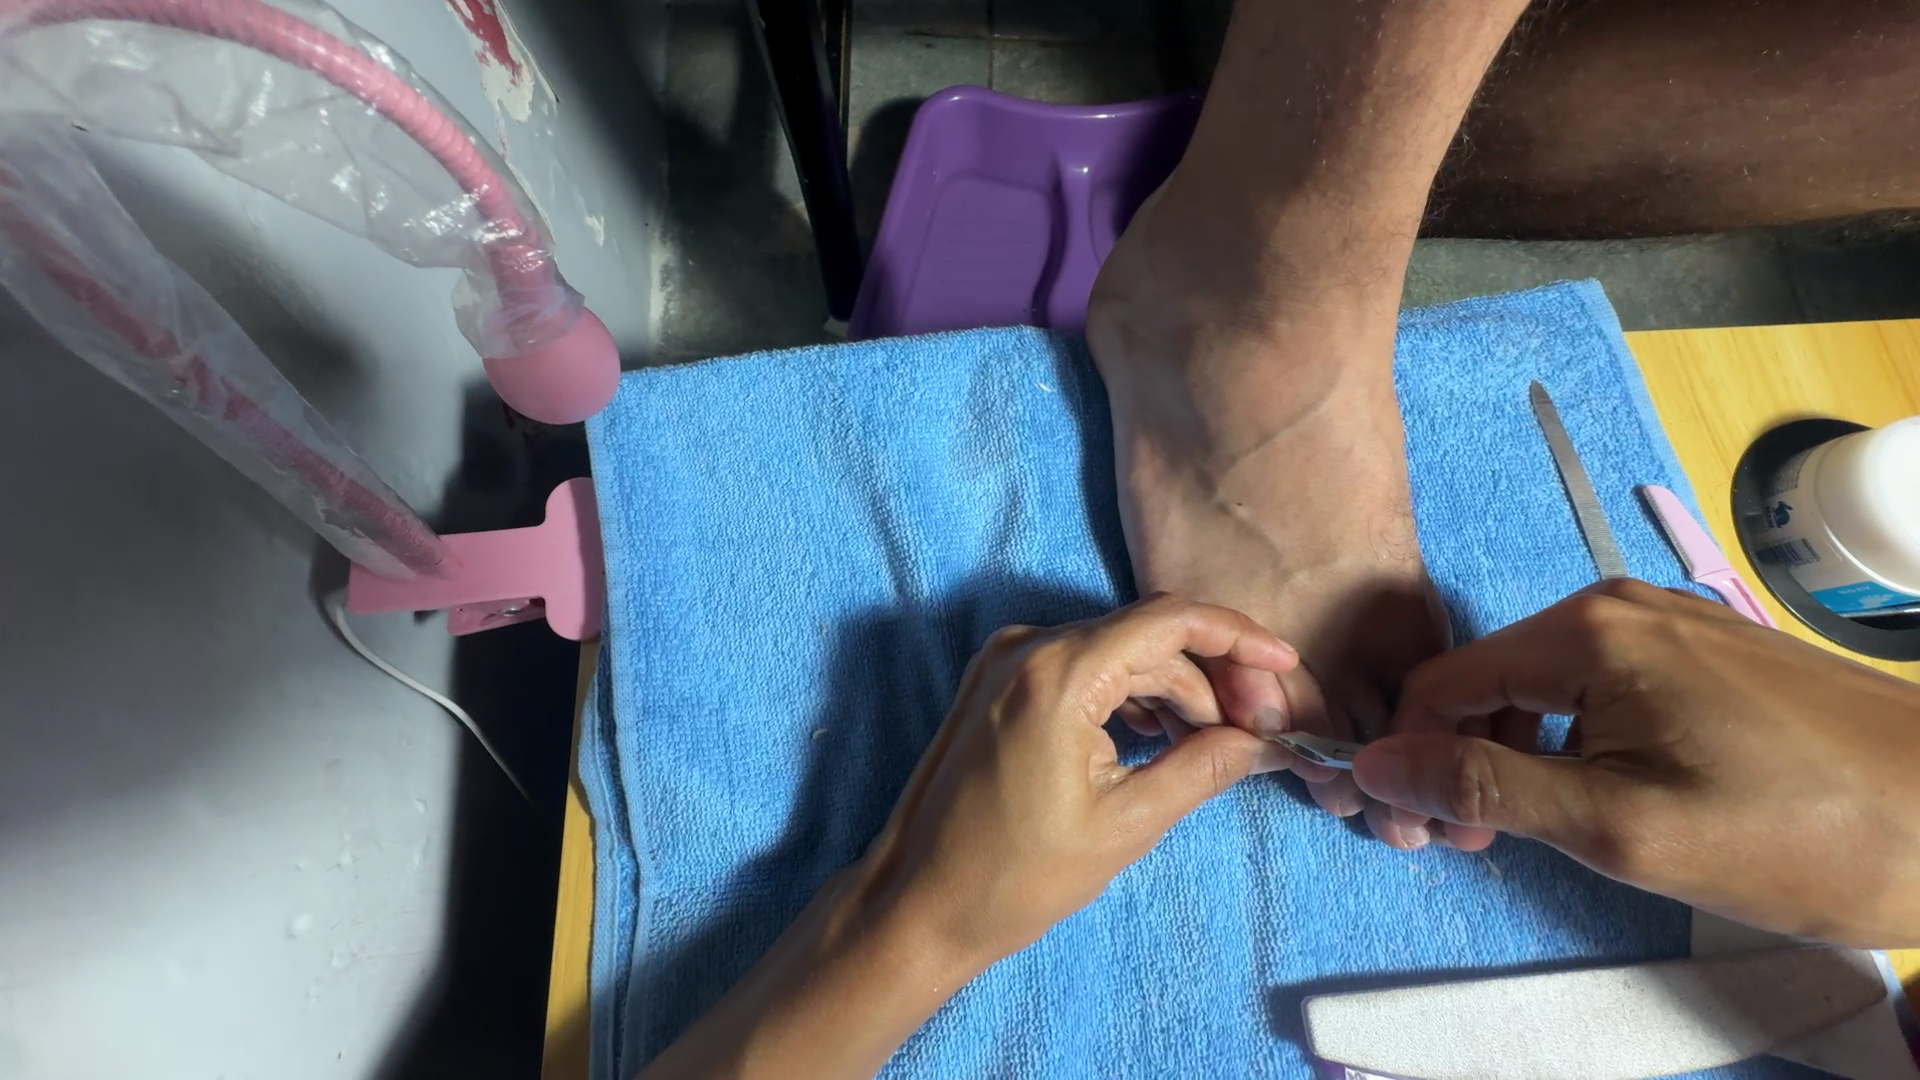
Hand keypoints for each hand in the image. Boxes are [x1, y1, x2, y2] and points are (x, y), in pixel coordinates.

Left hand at [851, 592, 1299, 968]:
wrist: (921, 896)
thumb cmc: (1018, 874)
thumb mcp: (1124, 824)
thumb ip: (1200, 768)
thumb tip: (1261, 740)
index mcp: (1057, 672)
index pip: (1166, 621)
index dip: (1234, 634)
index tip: (1282, 662)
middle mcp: (1027, 645)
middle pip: (1144, 637)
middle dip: (1207, 676)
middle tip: (1256, 727)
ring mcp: (1006, 657)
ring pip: (1114, 651)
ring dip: (1168, 688)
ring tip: (1211, 741)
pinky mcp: (998, 678)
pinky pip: (1080, 667)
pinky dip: (1124, 692)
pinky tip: (1156, 734)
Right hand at [1352, 578, 1919, 946]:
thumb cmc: (1806, 834)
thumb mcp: (1622, 826)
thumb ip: (1482, 787)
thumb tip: (1370, 763)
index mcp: (1581, 631)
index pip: (1440, 684)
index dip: (1411, 755)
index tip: (1421, 829)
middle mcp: (1606, 605)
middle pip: (1484, 682)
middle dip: (1461, 759)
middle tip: (1475, 839)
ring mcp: (1657, 620)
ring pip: (1533, 683)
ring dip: (1510, 753)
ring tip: (1533, 822)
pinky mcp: (1695, 646)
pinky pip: (1589, 683)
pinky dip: (1564, 736)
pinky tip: (1594, 785)